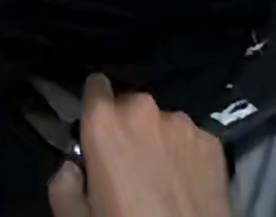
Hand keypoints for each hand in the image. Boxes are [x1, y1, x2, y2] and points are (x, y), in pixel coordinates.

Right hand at [47, 73, 230, 216]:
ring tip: (161, 181)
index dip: (94, 108)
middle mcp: (144, 109)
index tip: (96, 133)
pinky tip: (186, 187)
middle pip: (130, 105)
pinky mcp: (211, 141)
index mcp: (106, 122)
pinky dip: (185, 156)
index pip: (95, 86)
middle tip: (128, 169)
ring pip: (161, 122)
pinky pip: (189, 140)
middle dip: (126, 129)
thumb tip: (70, 168)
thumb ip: (64, 188)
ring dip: (157, 141)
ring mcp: (182, 122)